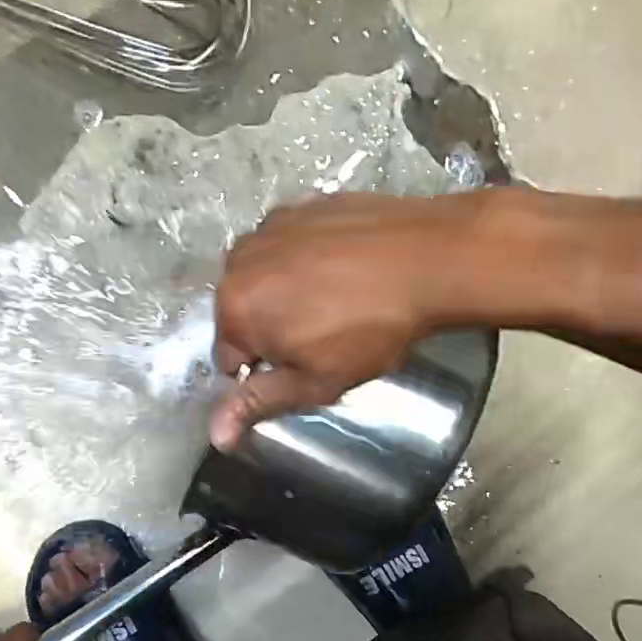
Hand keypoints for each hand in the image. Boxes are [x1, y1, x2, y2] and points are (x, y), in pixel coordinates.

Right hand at [211, 191, 500, 449]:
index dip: (266, 372)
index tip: (304, 365)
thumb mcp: (315, 381)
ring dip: (286, 293)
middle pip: (243, 313)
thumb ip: (260, 403)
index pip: (230, 359)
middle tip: (324, 334)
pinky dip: (306, 260)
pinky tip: (343, 268)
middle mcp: (238, 261)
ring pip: (264, 278)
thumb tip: (215, 435)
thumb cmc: (369, 331)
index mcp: (235, 309)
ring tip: (335, 300)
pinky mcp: (300, 205)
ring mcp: (269, 227)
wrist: (426, 260)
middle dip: (272, 330)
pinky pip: (289, 246)